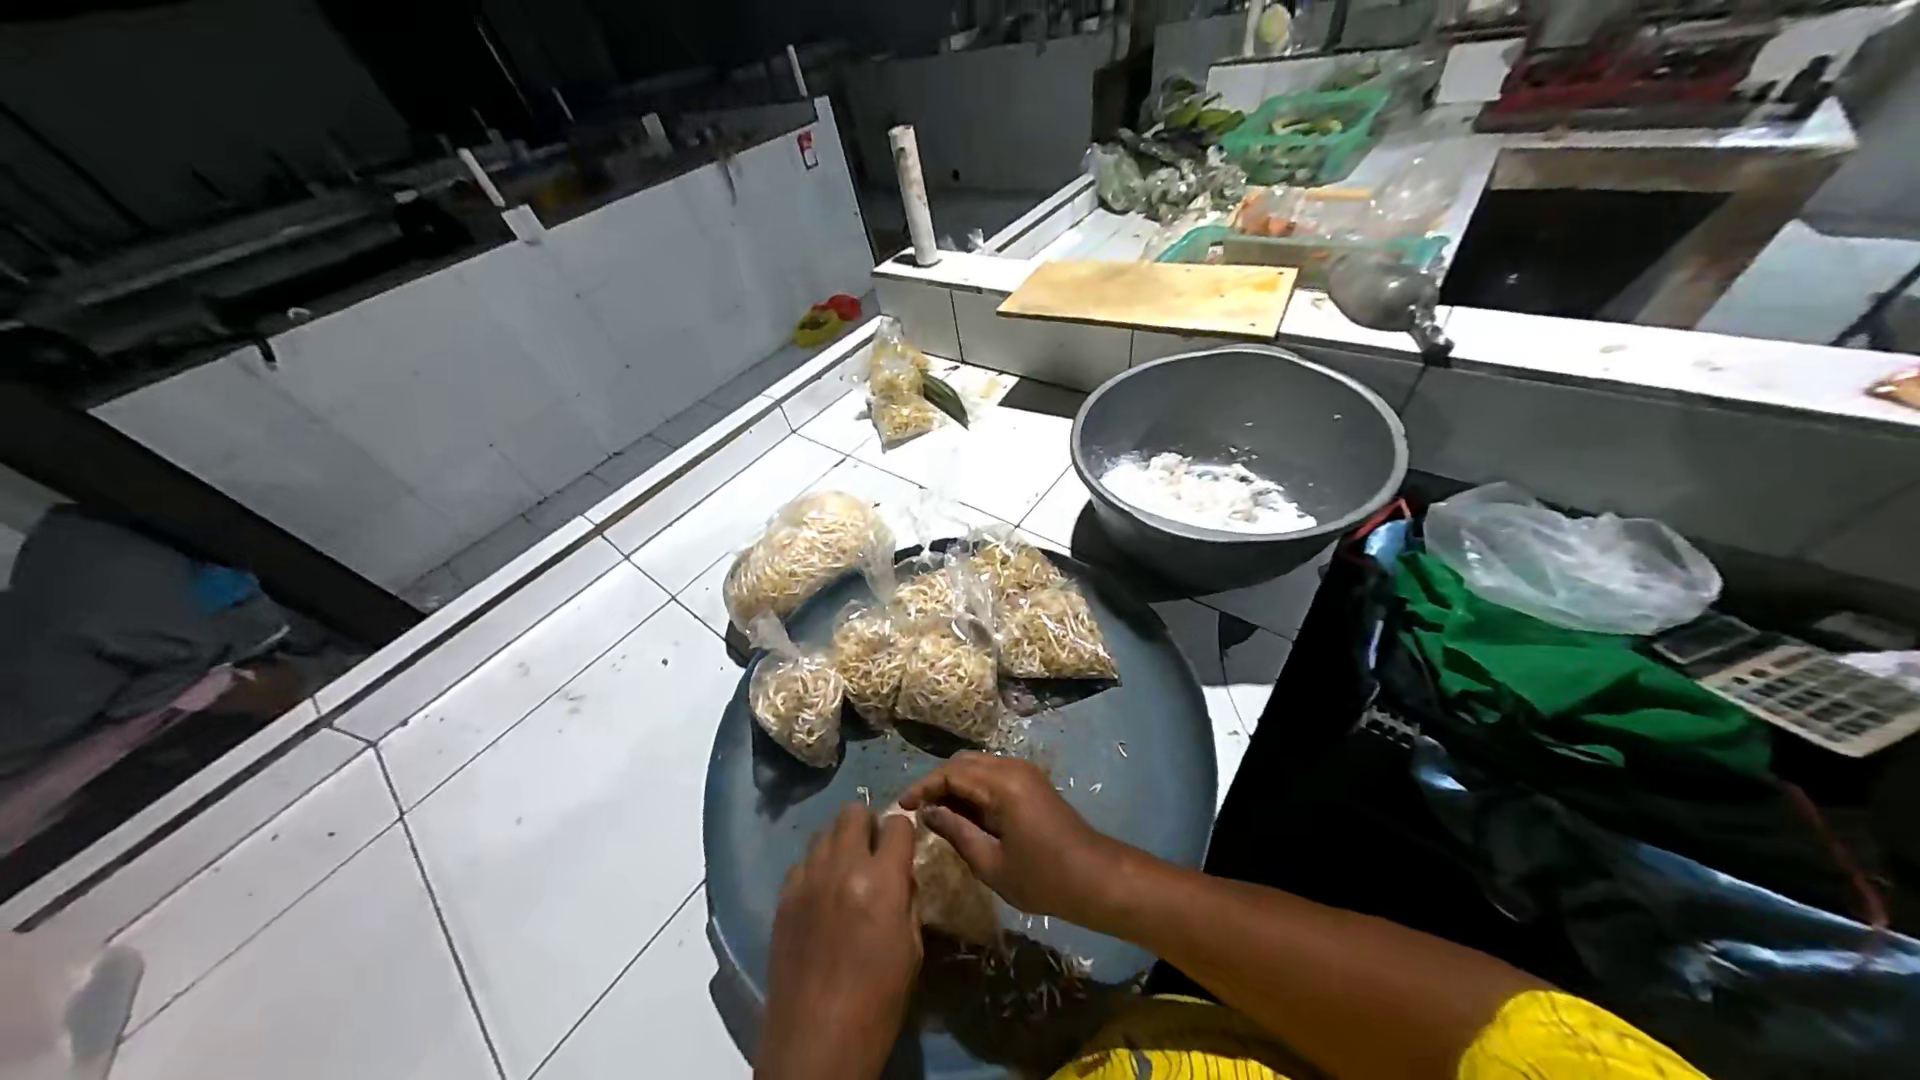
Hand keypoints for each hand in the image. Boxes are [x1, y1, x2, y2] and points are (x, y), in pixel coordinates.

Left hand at [757, 804, 917, 1079]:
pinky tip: (822, 893)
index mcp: (880, 880)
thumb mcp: (912, 948)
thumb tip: (901, 875)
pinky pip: (802, 863)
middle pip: (853, 812)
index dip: (905, 831)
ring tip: (847, 869)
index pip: (898, 824)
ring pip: (824, 832)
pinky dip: (816, 867)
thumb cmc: (877, 1001)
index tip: (905, 845)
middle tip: (874, 850)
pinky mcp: (783, 899)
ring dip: (840, 842)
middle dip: (869, 824)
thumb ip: (907, 899)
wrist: (816, 1041)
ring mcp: (807, 881)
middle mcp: (841, 868)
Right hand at [899, 753, 1130, 922]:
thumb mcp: (991, 863)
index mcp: (1002, 784)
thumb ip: (956, 832)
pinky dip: (972, 788)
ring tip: (935, 815)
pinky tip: (962, 814)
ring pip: (977, 766)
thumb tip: (928, 813)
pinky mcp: (1031, 783)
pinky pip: (992, 775)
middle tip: (917, 811)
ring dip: (954, 784)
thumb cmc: (1043, 878)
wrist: (1096, 878)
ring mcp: (1024, 772)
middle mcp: (1012, 768)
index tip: (901, 807)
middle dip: (936, 782)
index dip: (922, 788)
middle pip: (962, 762)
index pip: (950, 773)